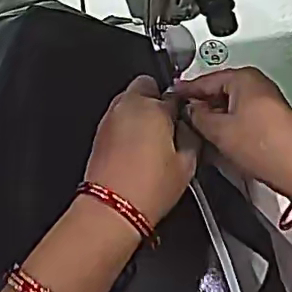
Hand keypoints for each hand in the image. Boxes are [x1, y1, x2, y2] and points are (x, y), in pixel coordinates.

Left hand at [83, 76, 198, 226]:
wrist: (112, 207)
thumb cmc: (146, 188)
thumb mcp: (186, 165)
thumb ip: (191, 138)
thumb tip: (189, 130)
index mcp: (154, 108)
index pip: (175, 96)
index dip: (182, 108)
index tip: (185, 121)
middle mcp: (129, 105)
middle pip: (146, 85)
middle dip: (157, 98)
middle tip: (167, 123)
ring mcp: (111, 116)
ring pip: (129, 99)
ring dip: (140, 110)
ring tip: (151, 139)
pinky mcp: (100, 130)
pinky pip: (118, 117)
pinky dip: (127, 124)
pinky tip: (136, 147)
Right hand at [174, 67, 291, 202]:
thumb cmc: (270, 149)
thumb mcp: (218, 131)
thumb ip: (196, 116)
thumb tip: (189, 110)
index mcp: (244, 77)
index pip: (203, 79)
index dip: (185, 91)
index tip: (172, 96)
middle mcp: (257, 84)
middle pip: (217, 90)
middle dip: (201, 105)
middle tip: (184, 117)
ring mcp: (266, 100)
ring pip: (229, 104)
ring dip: (215, 117)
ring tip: (204, 132)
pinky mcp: (271, 118)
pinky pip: (241, 115)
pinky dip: (229, 124)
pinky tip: (223, 140)